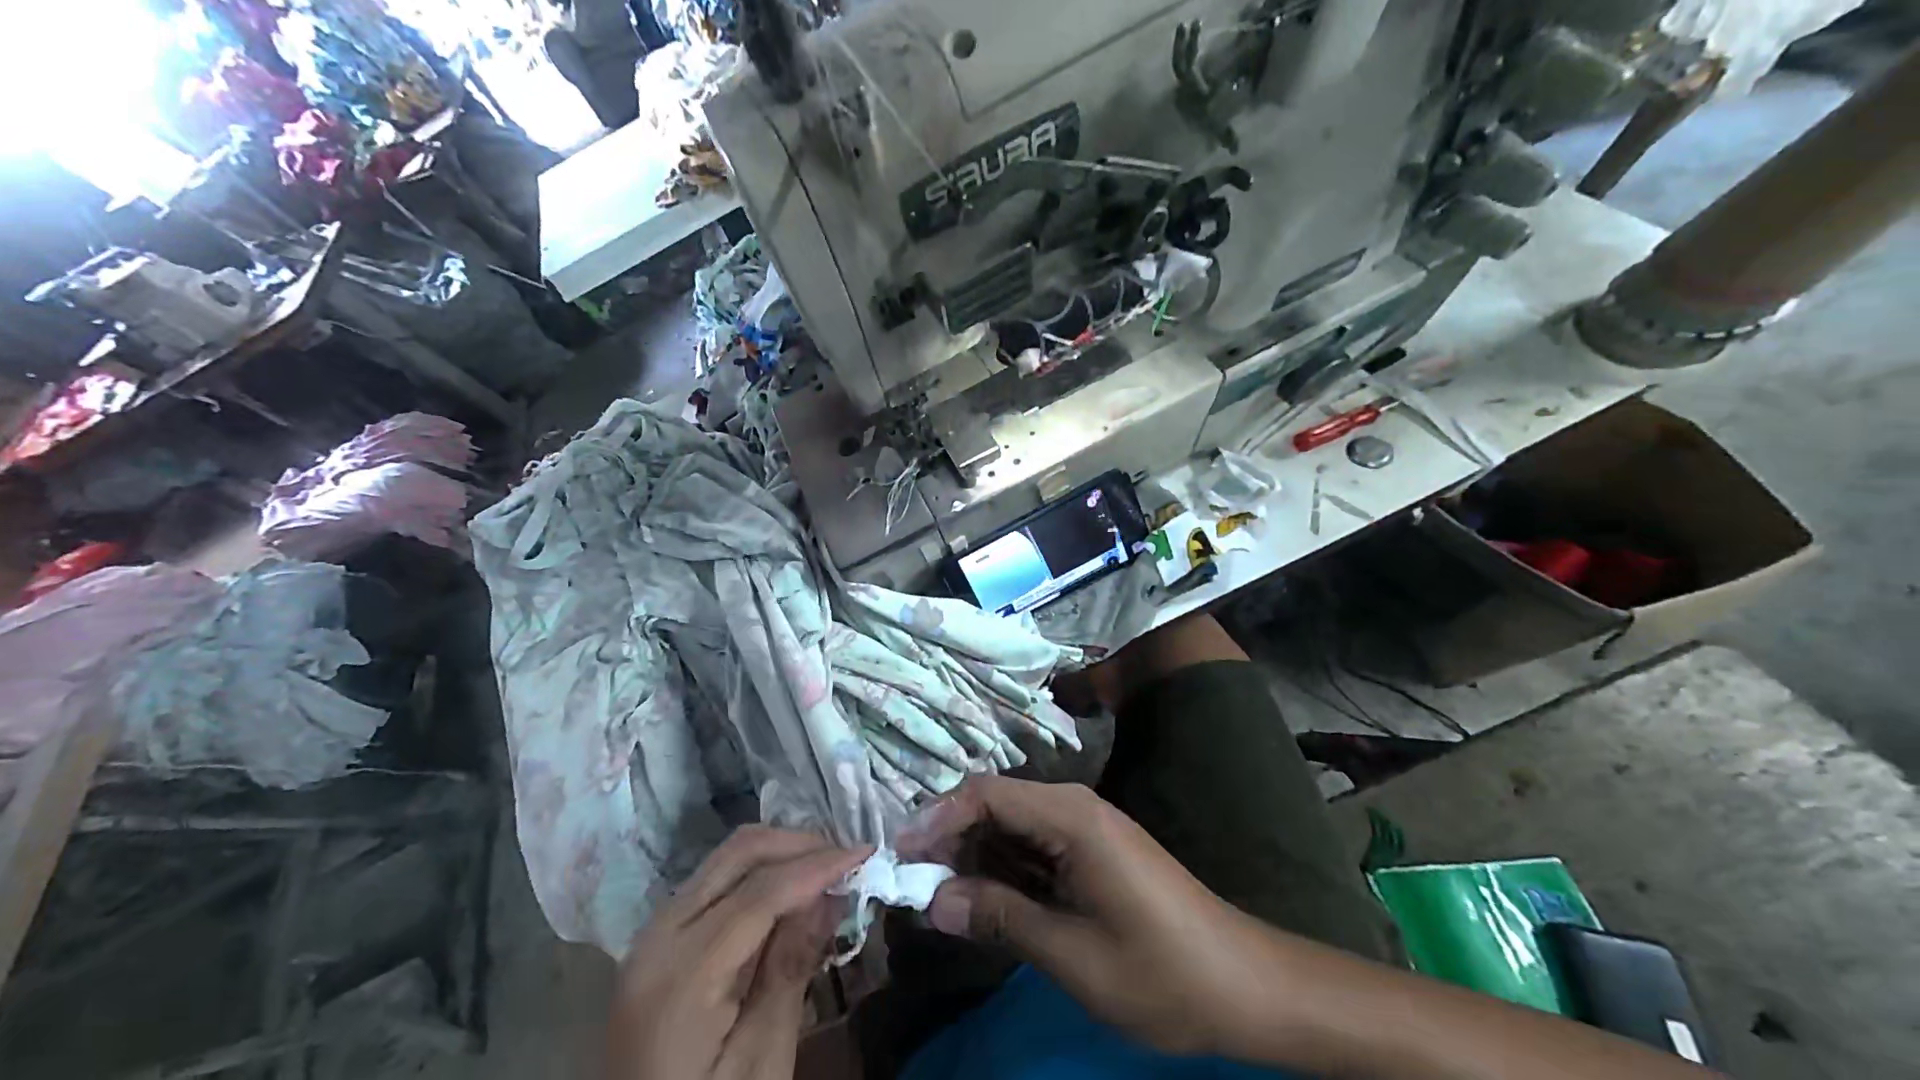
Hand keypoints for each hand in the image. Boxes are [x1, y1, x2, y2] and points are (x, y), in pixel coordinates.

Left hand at [607, 826, 871, 1079]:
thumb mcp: (760, 1063)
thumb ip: (789, 971)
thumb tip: (829, 895)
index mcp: (681, 976)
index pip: (759, 892)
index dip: (817, 865)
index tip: (866, 853)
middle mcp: (657, 937)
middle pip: (736, 855)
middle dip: (799, 845)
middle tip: (848, 858)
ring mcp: (651, 935)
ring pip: (725, 860)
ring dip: (781, 854)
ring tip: (828, 870)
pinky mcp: (658, 941)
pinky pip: (714, 883)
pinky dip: (758, 874)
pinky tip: (792, 893)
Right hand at [898, 775, 1282, 1056]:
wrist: (1246, 987)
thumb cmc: (1160, 971)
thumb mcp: (1071, 953)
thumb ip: (998, 917)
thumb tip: (933, 901)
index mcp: (1072, 817)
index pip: (987, 794)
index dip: (937, 818)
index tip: (900, 856)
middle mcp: (1075, 809)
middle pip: (994, 805)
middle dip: (950, 839)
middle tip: (913, 885)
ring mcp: (1085, 831)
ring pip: (1010, 827)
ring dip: (972, 858)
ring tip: (937, 897)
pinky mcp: (1092, 855)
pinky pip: (1033, 850)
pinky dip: (1001, 871)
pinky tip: (981, 901)